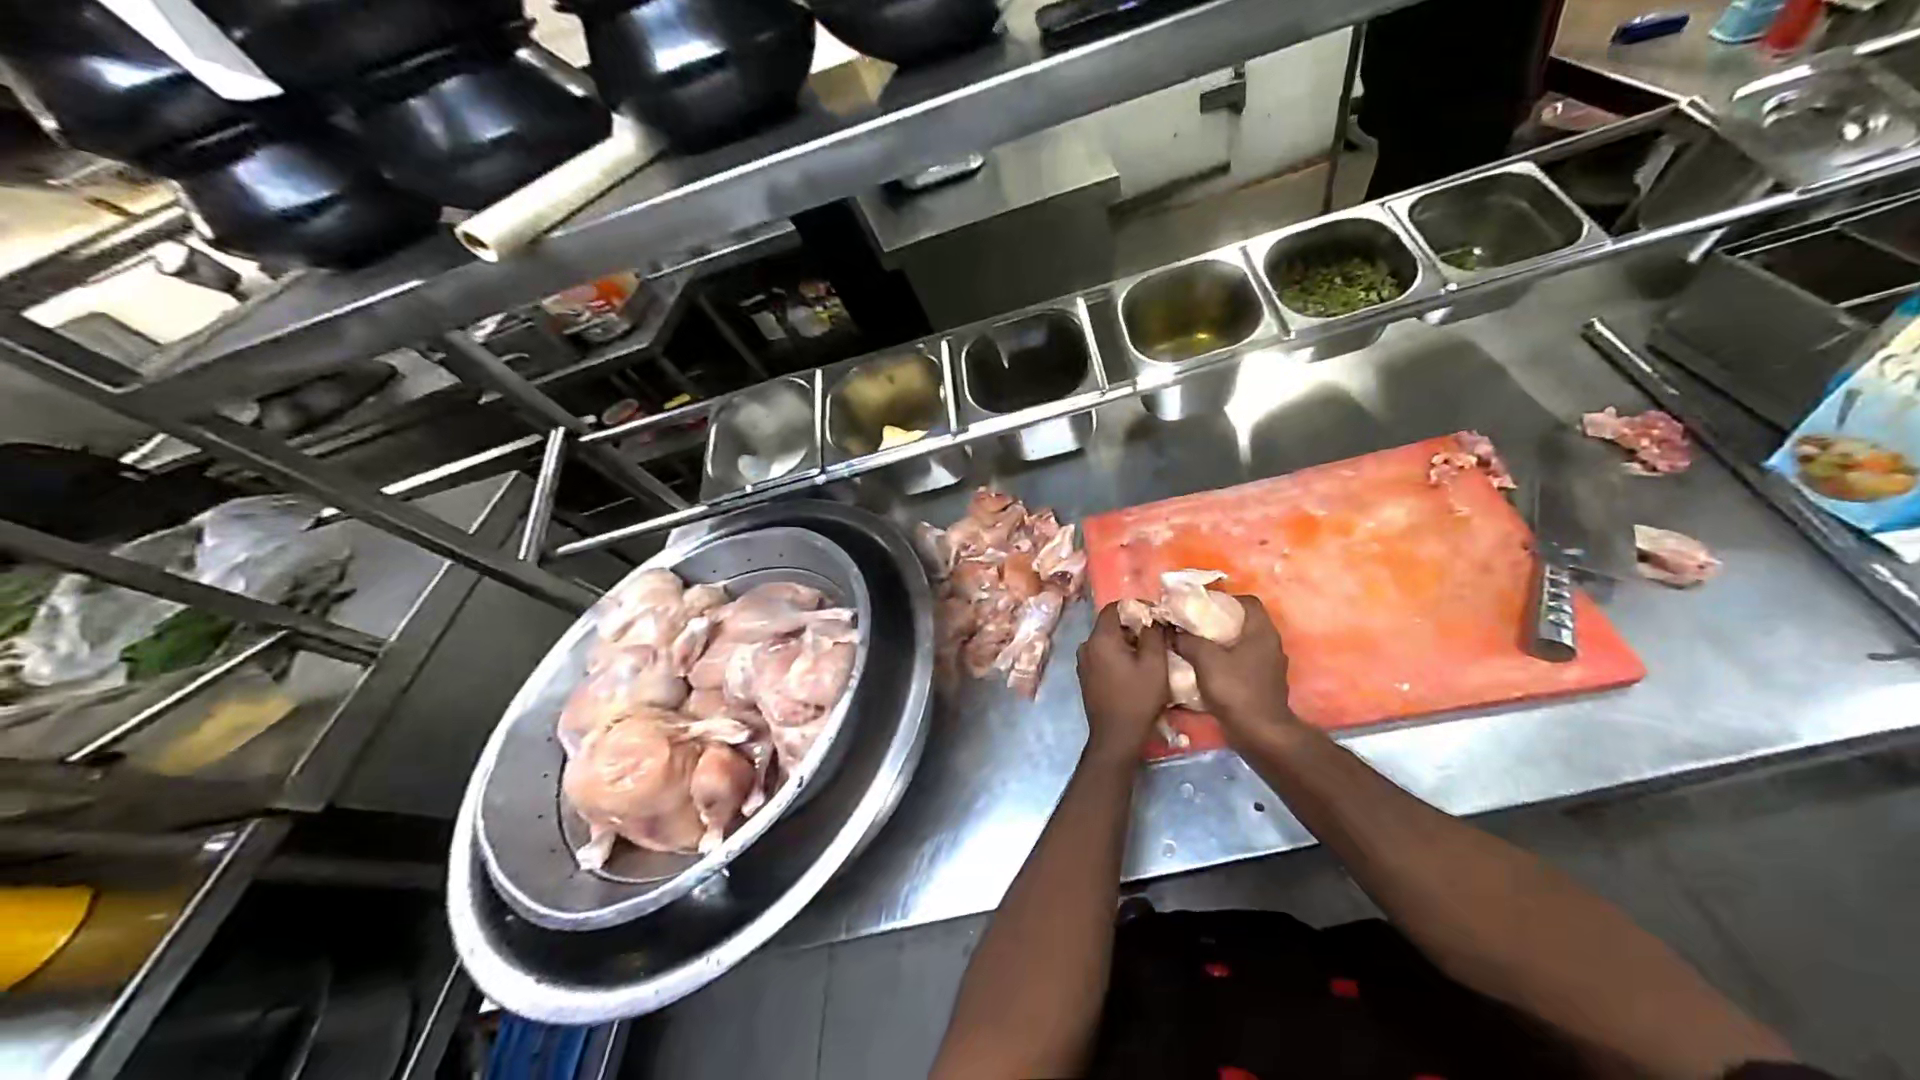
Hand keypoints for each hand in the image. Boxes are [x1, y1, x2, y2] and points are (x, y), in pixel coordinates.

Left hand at [1077, 602, 1169, 765]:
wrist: (1116, 735)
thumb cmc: (1138, 698)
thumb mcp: (1155, 664)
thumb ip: (1154, 634)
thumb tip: (1153, 618)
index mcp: (1099, 639)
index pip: (1113, 607)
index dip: (1134, 606)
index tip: (1153, 614)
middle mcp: (1085, 646)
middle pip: (1109, 624)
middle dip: (1132, 625)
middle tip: (1155, 635)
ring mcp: (1082, 662)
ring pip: (1105, 641)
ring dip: (1125, 641)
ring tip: (1147, 652)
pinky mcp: (1085, 676)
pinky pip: (1101, 655)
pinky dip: (1116, 654)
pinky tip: (1133, 668)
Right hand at [1170, 595, 1298, 742]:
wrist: (1260, 733)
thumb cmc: (1236, 690)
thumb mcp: (1205, 660)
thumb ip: (1188, 640)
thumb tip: (1172, 631)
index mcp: (1262, 632)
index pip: (1248, 602)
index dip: (1225, 599)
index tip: (1202, 606)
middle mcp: (1270, 645)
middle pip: (1244, 623)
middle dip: (1218, 622)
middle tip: (1193, 625)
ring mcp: (1269, 666)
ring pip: (1242, 644)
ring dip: (1221, 643)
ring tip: (1195, 646)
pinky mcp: (1263, 683)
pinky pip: (1242, 663)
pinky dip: (1226, 662)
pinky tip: (1206, 669)